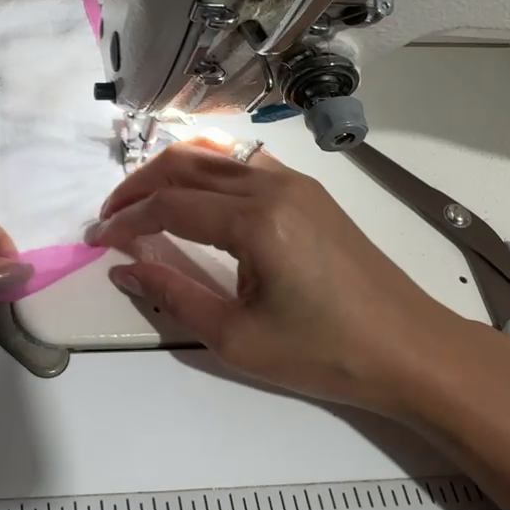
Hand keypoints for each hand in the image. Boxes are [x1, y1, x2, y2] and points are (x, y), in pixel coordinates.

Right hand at [87, 139, 478, 418]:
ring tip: (143, 201)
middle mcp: (273, 185)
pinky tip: (194, 193)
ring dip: (170, 171)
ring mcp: (295, 182)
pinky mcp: (309, 190)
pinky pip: (243, 162)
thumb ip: (173, 296)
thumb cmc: (325, 354)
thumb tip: (124, 269)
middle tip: (111, 215)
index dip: (126, 220)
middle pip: (186, 164)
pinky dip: (206, 168)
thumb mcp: (237, 339)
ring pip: (215, 155)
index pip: (170, 206)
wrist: (411, 351)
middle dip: (139, 185)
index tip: (97, 240)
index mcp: (256, 221)